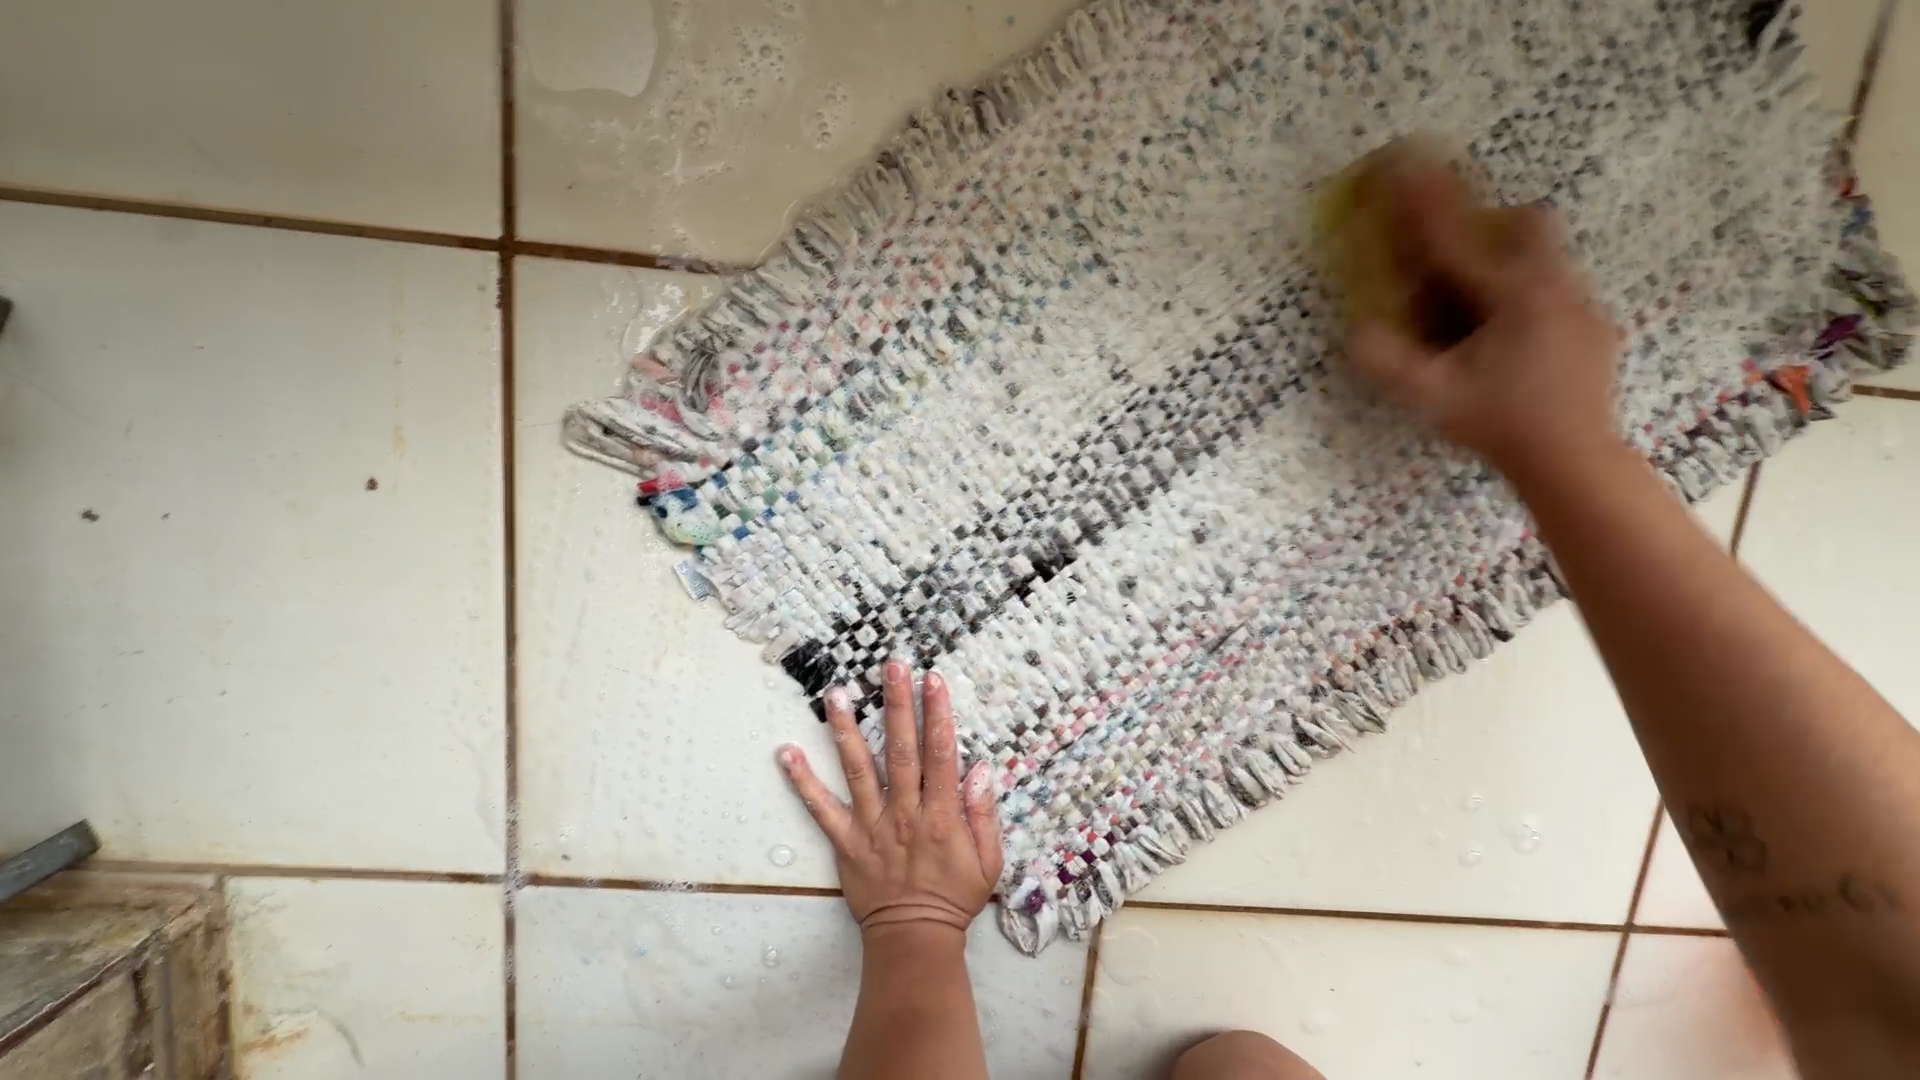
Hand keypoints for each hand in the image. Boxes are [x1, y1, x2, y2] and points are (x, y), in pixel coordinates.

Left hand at [777, 659, 1003, 941]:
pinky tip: (787, 753)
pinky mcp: (846, 842)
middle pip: (900, 750)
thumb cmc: (954, 897)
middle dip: (897, 705)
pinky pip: (822, 809)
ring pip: (858, 770)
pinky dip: (803, 781)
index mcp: (942, 815)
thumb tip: (979, 768)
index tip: (932, 680)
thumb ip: (983, 813)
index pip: (940, 754)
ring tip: (837, 694)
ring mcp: (872, 826)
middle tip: (891, 666)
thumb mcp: (988, 860)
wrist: (915, 939)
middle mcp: (905, 813)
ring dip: (847, 730)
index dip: (937, 714)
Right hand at [1344, 161, 1623, 480]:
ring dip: (1506, 261)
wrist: (1574, 459)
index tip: (1405, 162)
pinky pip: (1556, 289)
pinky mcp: (1593, 329)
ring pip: (1545, 256)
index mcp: (1513, 297)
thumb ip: (1389, 363)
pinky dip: (1524, 294)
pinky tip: (1507, 336)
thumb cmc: (1501, 425)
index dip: (1424, 201)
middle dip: (1487, 222)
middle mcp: (1554, 288)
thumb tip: (1355, 333)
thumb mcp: (1432, 398)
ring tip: (1474, 301)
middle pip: (1526, 225)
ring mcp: (1581, 307)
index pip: (1458, 239)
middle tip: (1452, 250)